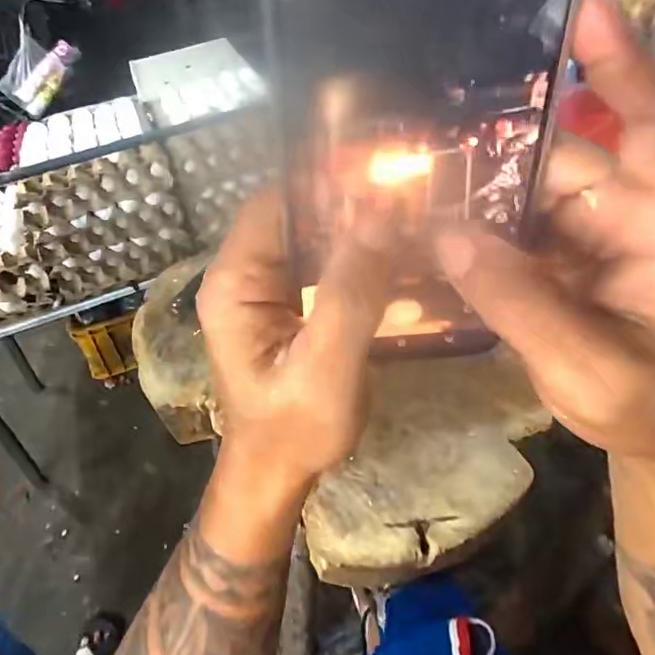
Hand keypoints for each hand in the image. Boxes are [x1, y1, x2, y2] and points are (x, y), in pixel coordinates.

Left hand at [197, 189, 393, 487]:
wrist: (279, 475)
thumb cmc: (293, 429)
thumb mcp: (325, 366)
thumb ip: (350, 294)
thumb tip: (381, 218)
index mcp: (236, 282)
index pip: (278, 203)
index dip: (329, 185)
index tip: (386, 179)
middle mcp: (248, 275)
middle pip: (302, 216)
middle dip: (356, 207)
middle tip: (415, 201)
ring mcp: (271, 289)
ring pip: (320, 238)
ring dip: (366, 232)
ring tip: (418, 224)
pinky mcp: (295, 305)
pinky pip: (331, 266)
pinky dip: (366, 260)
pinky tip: (405, 261)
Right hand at [434, 0, 654, 462]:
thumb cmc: (653, 408)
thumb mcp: (593, 374)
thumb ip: (522, 305)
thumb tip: (446, 234)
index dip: (627, 64)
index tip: (588, 6)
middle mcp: (650, 207)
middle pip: (579, 145)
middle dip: (516, 127)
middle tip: (442, 98)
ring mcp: (613, 221)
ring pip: (543, 175)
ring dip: (490, 174)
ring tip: (422, 163)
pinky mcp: (582, 240)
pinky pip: (530, 207)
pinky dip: (490, 208)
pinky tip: (443, 207)